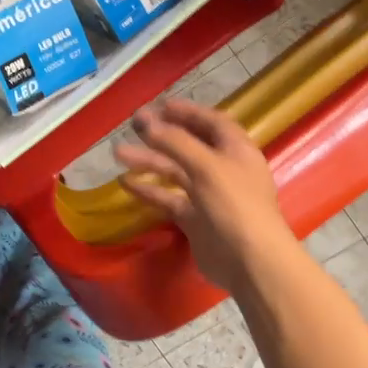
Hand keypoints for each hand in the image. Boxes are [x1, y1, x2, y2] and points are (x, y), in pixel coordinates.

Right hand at [113, 100, 298, 290]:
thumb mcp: (207, 166)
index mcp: (236, 151)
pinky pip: (168, 198)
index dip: (188, 112)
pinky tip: (125, 183)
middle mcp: (223, 169)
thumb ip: (175, 142)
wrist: (249, 261)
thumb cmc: (235, 205)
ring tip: (118, 153)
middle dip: (161, 134)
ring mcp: (208, 195)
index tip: (160, 105)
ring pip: (174, 171)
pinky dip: (148, 190)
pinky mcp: (195, 218)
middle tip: (133, 125)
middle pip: (189, 145)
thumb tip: (146, 121)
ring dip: (148, 161)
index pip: (212, 122)